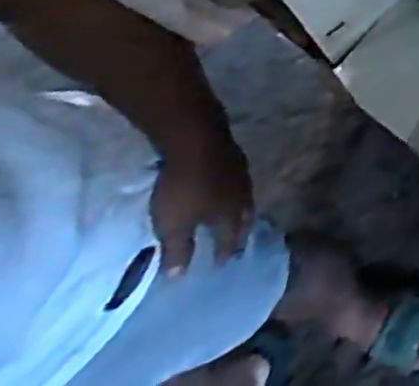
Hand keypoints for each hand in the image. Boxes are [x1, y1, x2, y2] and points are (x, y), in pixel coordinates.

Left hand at [151, 134, 255, 276]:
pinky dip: (234, 192)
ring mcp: (241, 175)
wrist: (196, 141)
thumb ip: (177, 252)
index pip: (229, 241)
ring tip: (234, 218)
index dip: (224, 254)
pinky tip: (227, 190)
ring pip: (245, 199)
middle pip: (244, 219)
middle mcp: (242, 198)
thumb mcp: (172, 226)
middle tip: (237, 244)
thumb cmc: (183, 189)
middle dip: (240, 233)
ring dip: (241, 211)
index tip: (221, 265)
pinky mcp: (236, 158)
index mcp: (229, 217)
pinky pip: (239, 182)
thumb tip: (179, 277)